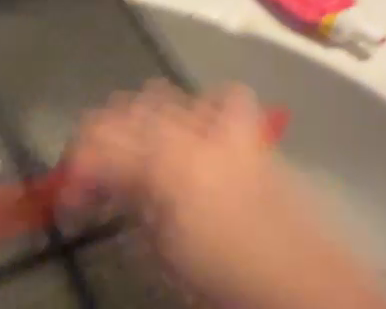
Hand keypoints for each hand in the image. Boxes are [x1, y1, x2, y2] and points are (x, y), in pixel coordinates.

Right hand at [68, 83, 385, 308]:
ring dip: (142, 117)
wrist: (315, 293)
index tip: (70, 195)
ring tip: (140, 150)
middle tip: (100, 176)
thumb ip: (129, 208)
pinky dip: (202, 108)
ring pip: (160, 96)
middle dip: (101, 138)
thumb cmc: (230, 281)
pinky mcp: (251, 139)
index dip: (75, 168)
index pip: (93, 144)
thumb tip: (104, 190)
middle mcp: (182, 134)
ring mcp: (219, 130)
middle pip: (118, 111)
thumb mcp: (164, 253)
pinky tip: (196, 130)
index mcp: (156, 164)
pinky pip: (222, 100)